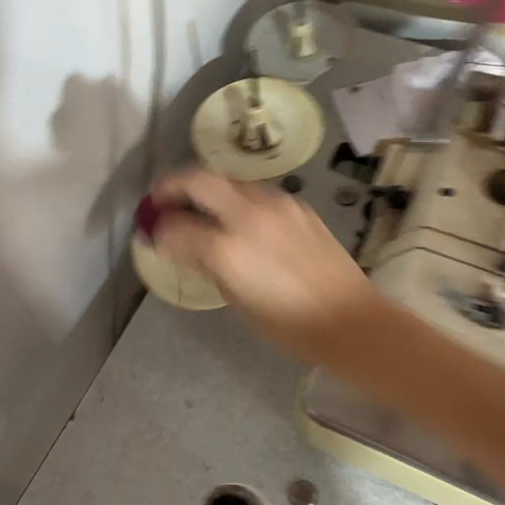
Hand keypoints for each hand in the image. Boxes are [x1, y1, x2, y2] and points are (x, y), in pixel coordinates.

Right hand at [151, 168, 385, 363]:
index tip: (153, 235)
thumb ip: (208, 265)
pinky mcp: (296, 204)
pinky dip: (236, 197)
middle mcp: (248, 216)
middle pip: (198, 179)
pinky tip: (238, 218)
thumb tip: (185, 247)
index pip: (176, 228)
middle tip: (161, 199)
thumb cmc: (290, 325)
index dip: (159, 231)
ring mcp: (276, 204)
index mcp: (228, 249)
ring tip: (198, 206)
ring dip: (207, 187)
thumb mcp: (237, 301)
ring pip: (228, 179)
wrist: (351, 318)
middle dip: (172, 185)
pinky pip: (255, 191)